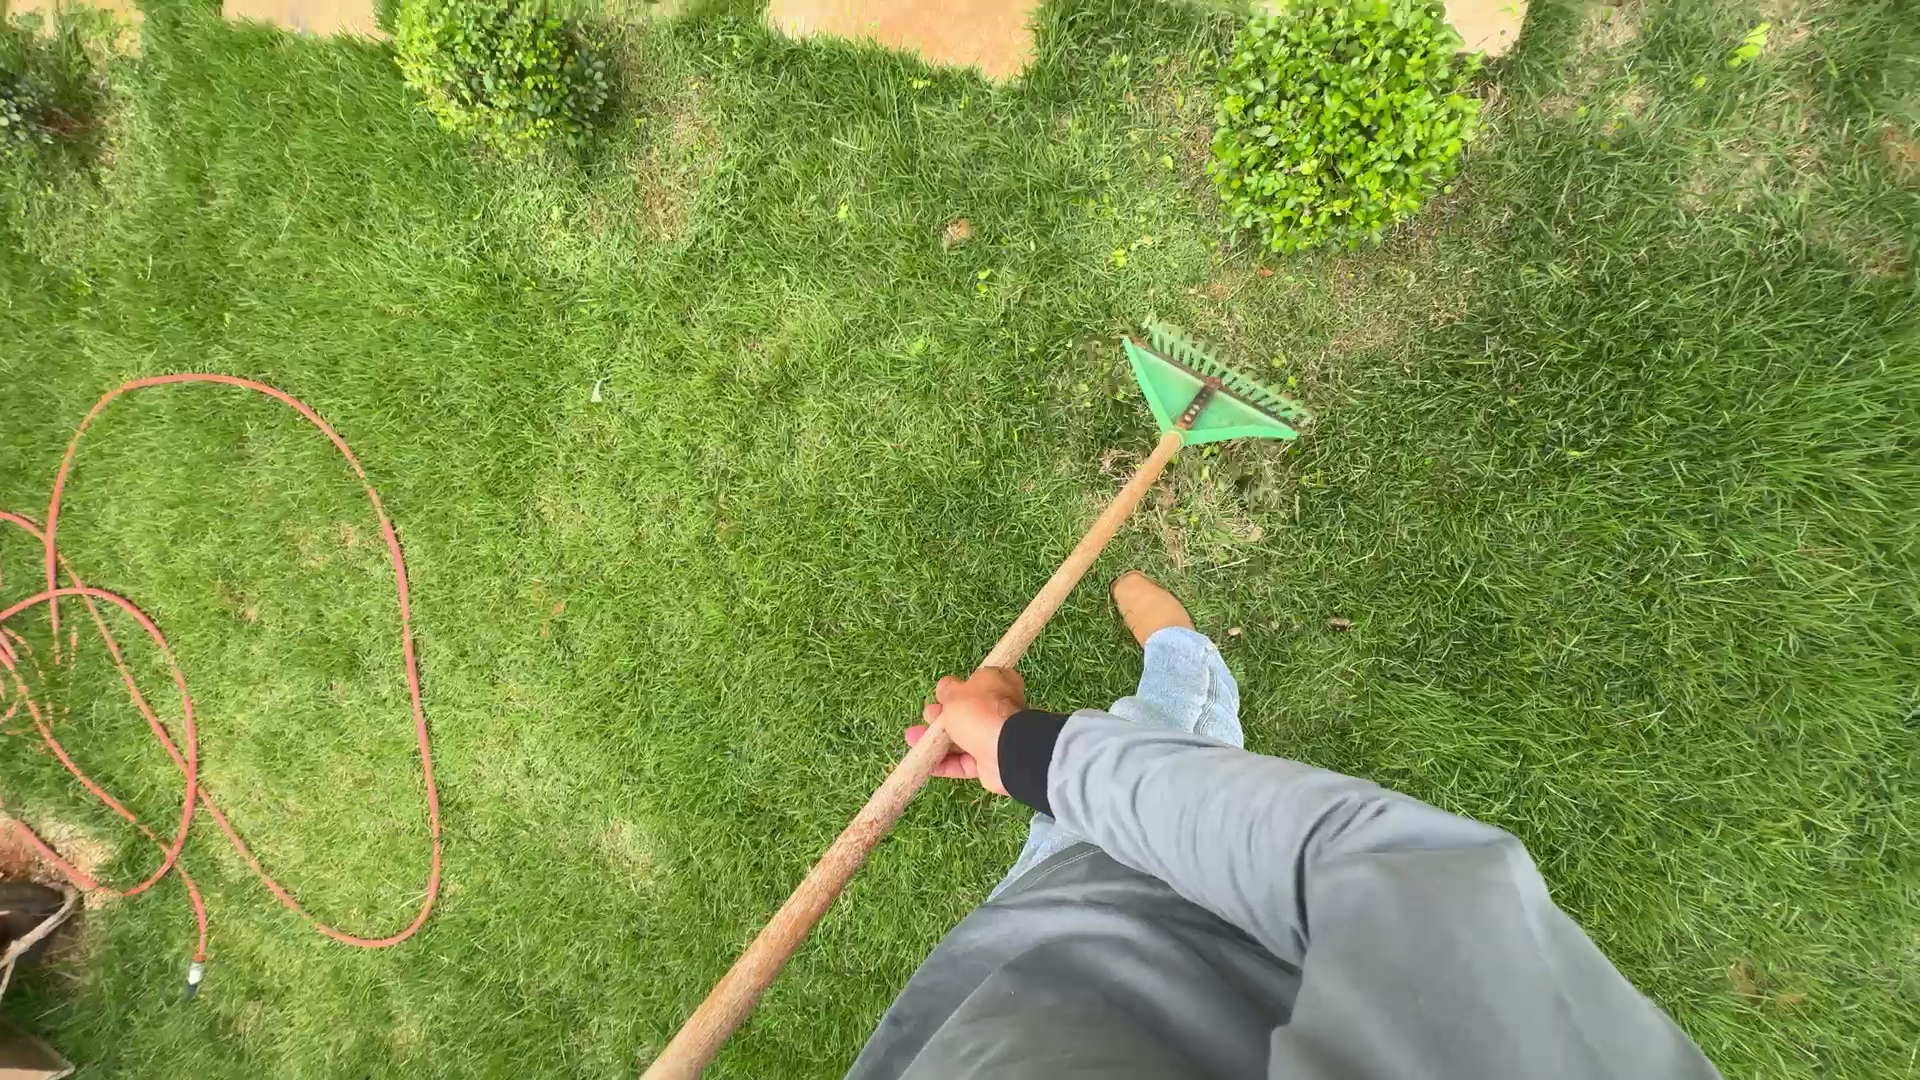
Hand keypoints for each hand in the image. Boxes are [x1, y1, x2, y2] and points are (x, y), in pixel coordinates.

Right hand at [904, 668, 1024, 795]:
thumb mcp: (955, 692)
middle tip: (926, 717)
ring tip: (912, 739)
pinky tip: (926, 762)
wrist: (1003, 750)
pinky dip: (944, 762)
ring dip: (936, 740)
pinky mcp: (989, 762)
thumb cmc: (979, 711)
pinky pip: (963, 761)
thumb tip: (946, 687)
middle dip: (940, 716)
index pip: (977, 683)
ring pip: (961, 738)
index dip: (956, 690)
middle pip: (965, 712)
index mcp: (999, 683)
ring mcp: (994, 737)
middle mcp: (1000, 710)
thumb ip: (947, 688)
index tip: (940, 696)